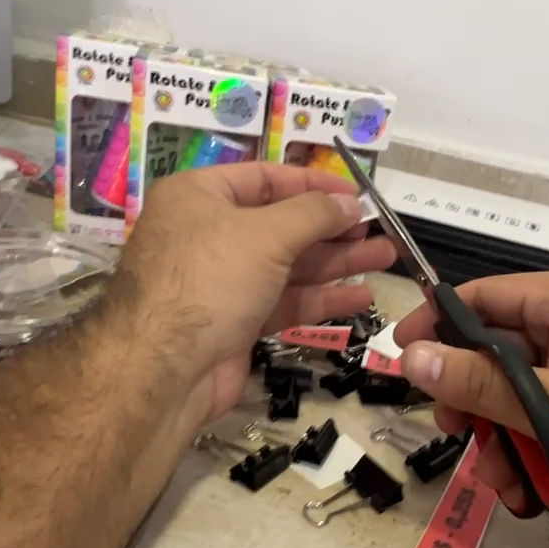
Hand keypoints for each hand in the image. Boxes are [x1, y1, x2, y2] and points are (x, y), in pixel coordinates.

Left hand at [115, 163, 396, 422]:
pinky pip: (283, 301)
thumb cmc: (210, 279)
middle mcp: (208, 234)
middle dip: (334, 228)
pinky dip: (320, 299)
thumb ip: (314, 215)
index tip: (355, 192)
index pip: (264, 178)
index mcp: (199, 196)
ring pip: (288, 266)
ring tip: (385, 258)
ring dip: (336, 263)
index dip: (313, 184)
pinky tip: (360, 298)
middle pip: (282, 224)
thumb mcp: (266, 234)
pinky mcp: (235, 322)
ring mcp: (222, 282)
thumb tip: (350, 203)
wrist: (163, 369)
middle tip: (380, 229)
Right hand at [394, 272, 548, 547]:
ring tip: (502, 482)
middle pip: (499, 356)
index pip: (485, 298)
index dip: (438, 324)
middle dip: (474, 402)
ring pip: (521, 401)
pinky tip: (529, 494)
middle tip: (455, 433)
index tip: (400, 357)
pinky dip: (533, 457)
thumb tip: (412, 356)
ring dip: (502, 442)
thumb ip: (479, 382)